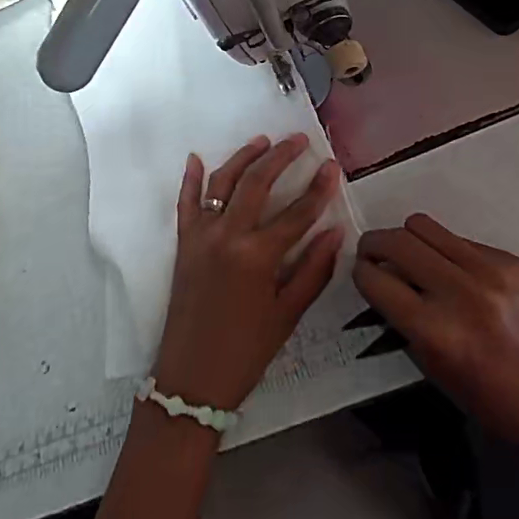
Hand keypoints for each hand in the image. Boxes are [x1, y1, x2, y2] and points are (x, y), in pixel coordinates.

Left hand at [152, 134, 343, 410]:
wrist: (191, 379)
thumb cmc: (247, 350)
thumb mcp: (288, 314)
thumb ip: (314, 270)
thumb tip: (335, 232)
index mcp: (258, 256)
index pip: (298, 212)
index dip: (319, 188)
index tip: (333, 165)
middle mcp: (227, 236)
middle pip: (257, 183)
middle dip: (281, 157)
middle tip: (299, 140)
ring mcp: (201, 237)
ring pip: (222, 183)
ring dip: (243, 158)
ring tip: (263, 141)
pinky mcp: (183, 244)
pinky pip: (185, 203)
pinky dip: (190, 179)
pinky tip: (196, 158)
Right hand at [353, 214, 518, 462]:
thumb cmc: (495, 403)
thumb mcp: (435, 372)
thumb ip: (405, 324)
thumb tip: (383, 284)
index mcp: (437, 332)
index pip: (377, 281)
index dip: (361, 275)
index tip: (361, 275)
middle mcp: (461, 292)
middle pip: (397, 241)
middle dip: (374, 245)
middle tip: (373, 256)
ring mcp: (490, 271)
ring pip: (424, 226)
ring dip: (407, 240)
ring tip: (411, 259)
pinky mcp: (511, 260)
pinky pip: (459, 240)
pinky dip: (445, 252)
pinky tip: (457, 276)